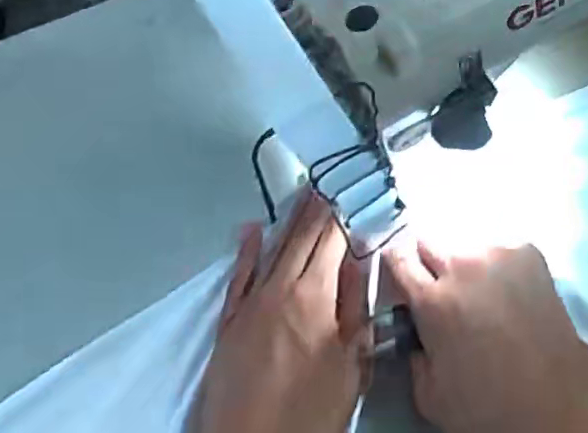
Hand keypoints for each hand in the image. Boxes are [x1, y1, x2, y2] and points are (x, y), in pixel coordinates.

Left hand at [195, 194, 369, 432]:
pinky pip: (238, 278)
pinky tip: (250, 230)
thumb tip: (359, 259)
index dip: (343, 211)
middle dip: (317, 206)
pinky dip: (245, 252)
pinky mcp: (229, 326)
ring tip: (303, 192)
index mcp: (313, 295)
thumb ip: (355, 304)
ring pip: (273, 249)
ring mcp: (250, 307)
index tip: (352, 187)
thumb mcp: (350, 359)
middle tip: (328, 178)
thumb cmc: (311, 408)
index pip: (332, 239)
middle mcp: (279, 290)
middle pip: (302, 237)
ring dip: (289, 219)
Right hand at [385, 241, 587, 432]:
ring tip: (481, 292)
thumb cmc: (486, 400)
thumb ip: (413, 351)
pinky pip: (502, 249)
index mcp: (432, 299)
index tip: (398, 271)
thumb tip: (414, 329)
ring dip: (467, 263)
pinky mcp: (528, 249)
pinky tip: (510, 291)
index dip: (396, 263)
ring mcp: (499, 251)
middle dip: (428, 260)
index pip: (400, 258)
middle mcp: (463, 264)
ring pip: (469, 245)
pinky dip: (499, 265)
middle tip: (440, 286)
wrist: (551, 390)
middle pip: (431, 241)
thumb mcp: (429, 393)